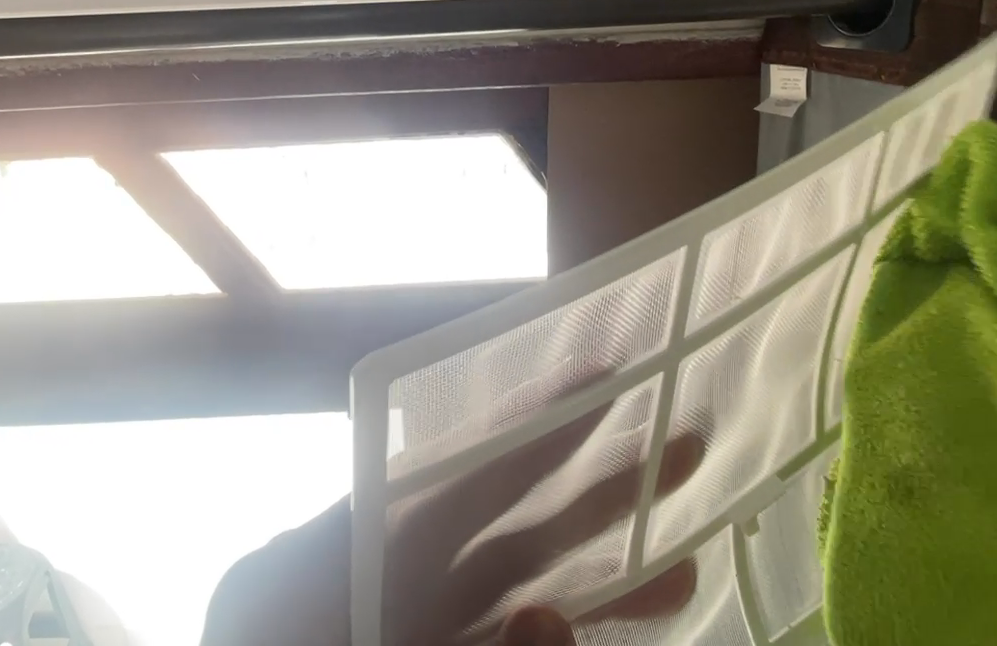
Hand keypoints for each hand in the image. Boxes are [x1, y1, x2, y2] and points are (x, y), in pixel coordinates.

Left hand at [201, 400, 704, 645]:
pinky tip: (616, 616)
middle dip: (586, 491)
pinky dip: (547, 629)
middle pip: (487, 525)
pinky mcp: (408, 644)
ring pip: (501, 588)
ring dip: (587, 578)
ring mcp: (386, 616)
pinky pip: (486, 631)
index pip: (439, 478)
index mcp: (312, 561)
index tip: (597, 378)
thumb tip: (553, 618)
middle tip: (678, 445)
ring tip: (684, 561)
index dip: (525, 428)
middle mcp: (355, 577)